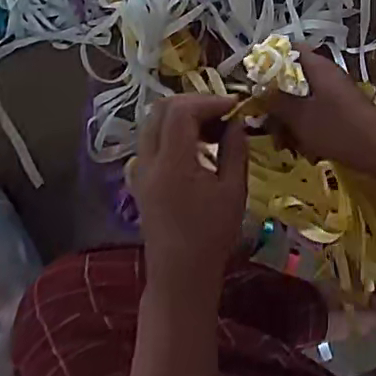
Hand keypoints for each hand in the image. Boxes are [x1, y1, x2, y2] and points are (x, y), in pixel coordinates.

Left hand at [131, 94, 246, 295]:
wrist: (180, 275)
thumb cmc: (212, 235)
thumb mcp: (234, 191)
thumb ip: (235, 150)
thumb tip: (236, 122)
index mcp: (172, 163)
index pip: (182, 111)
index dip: (209, 101)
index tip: (235, 106)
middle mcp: (149, 160)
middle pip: (162, 109)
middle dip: (194, 102)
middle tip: (223, 113)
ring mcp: (139, 169)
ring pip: (153, 122)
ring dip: (182, 116)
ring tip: (212, 128)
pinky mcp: (139, 179)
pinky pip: (151, 140)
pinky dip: (172, 131)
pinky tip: (196, 146)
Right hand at [264, 48, 375, 176]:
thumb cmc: (338, 129)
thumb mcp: (299, 117)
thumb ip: (276, 100)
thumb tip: (258, 88)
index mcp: (318, 67)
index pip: (289, 49)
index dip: (269, 61)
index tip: (254, 82)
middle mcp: (328, 75)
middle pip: (293, 79)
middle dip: (277, 104)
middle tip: (268, 126)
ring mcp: (337, 94)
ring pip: (303, 101)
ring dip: (291, 122)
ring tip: (286, 146)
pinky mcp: (343, 112)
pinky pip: (317, 115)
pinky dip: (307, 130)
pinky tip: (306, 152)